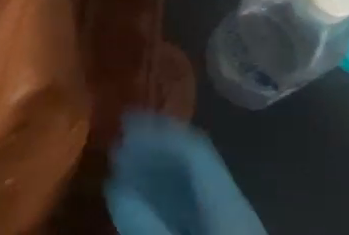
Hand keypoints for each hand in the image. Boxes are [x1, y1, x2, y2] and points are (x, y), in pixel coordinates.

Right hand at [107, 114, 264, 234]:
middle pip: (193, 167)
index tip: (122, 124)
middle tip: (116, 150)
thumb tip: (115, 188)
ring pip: (194, 191)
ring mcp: (232, 230)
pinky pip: (196, 215)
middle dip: (152, 153)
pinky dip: (168, 206)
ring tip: (122, 176)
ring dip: (157, 179)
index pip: (193, 149)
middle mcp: (234, 209)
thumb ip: (147, 227)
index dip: (157, 131)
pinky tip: (143, 213)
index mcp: (228, 205)